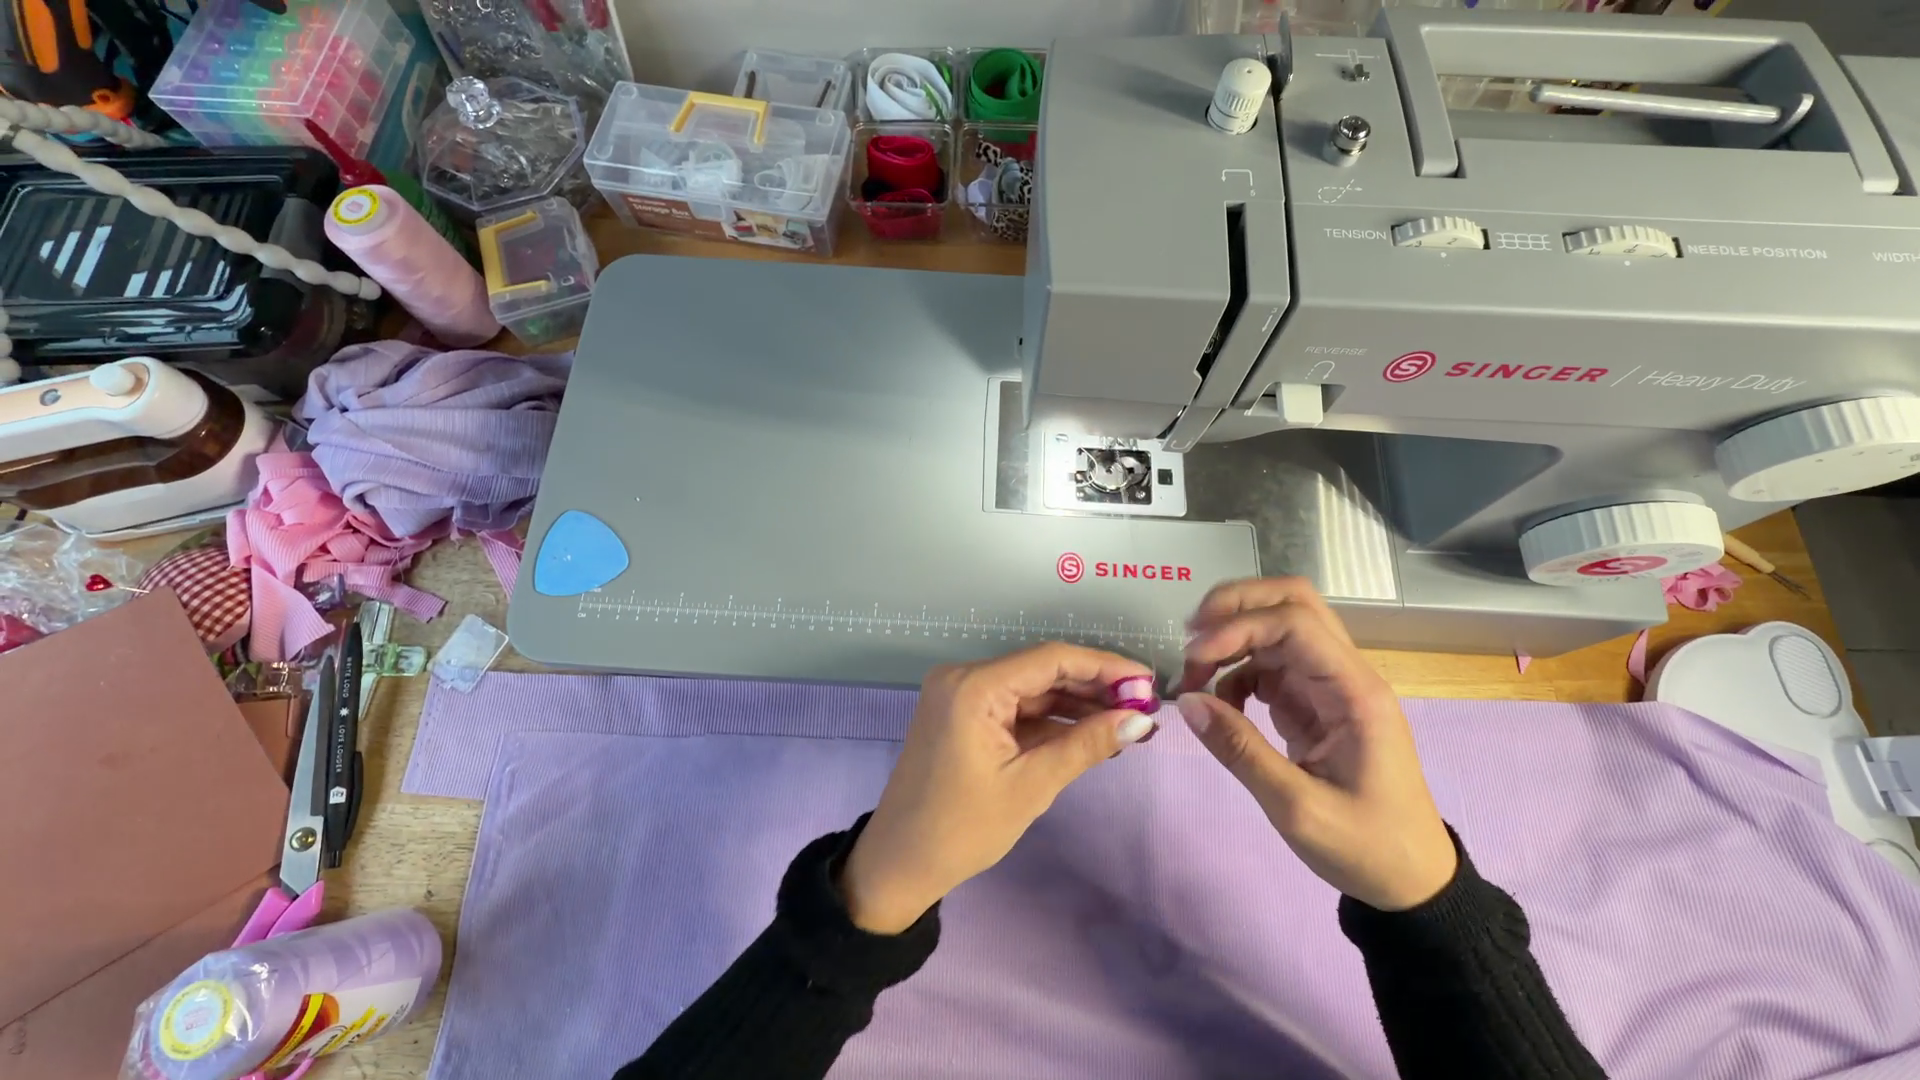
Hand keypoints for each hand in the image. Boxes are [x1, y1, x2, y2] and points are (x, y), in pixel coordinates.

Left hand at [840, 644, 1157, 933]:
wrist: (900, 863)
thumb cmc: (963, 828)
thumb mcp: (1032, 786)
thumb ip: (1087, 745)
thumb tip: (1141, 720)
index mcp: (974, 686)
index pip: (1051, 659)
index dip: (1104, 667)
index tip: (1148, 683)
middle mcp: (965, 677)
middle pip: (1042, 670)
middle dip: (1095, 688)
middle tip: (1146, 708)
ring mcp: (962, 695)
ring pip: (1032, 689)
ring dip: (1077, 704)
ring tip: (1129, 722)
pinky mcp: (964, 715)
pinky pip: (1016, 708)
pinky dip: (1051, 720)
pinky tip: (1091, 732)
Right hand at [1173, 578, 1457, 911]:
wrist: (1410, 881)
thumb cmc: (1365, 846)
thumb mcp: (1297, 808)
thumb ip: (1239, 749)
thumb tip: (1186, 702)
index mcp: (1354, 691)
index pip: (1294, 623)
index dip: (1237, 627)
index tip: (1192, 659)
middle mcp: (1345, 674)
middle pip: (1292, 603)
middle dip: (1235, 607)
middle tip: (1190, 635)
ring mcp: (1329, 686)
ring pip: (1277, 628)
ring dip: (1231, 639)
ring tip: (1193, 677)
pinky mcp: (1314, 703)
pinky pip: (1270, 665)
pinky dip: (1236, 672)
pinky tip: (1218, 705)